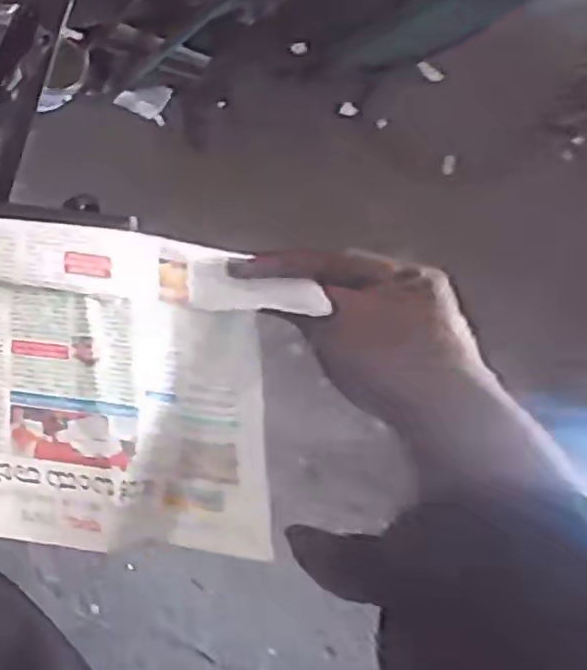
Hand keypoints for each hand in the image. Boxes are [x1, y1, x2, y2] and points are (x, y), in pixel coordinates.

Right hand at [234, 250, 577, 495]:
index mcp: (402, 275)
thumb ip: (301, 298)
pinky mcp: (369, 338)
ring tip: (250, 294)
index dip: (278, 262)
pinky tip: (277, 313)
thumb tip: (258, 286)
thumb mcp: (342, 318)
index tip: (236, 268)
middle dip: (283, 277)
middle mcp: (396, 289)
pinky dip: (300, 313)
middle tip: (239, 278)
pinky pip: (327, 316)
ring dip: (289, 295)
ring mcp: (385, 315)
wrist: (433, 409)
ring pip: (325, 296)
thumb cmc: (392, 355)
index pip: (328, 260)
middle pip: (327, 276)